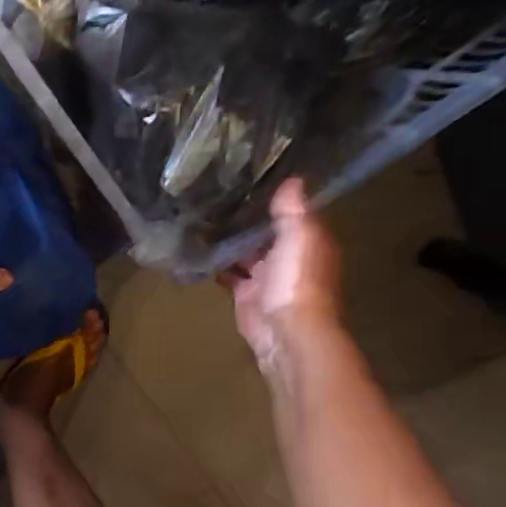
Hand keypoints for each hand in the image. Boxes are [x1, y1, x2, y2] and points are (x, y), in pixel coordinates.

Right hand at [220, 180, 340, 368]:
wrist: (286, 332)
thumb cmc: (297, 281)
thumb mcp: (300, 237)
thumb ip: (293, 210)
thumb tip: (292, 179)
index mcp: (307, 240)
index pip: (292, 211)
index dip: (275, 195)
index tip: (250, 174)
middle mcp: (288, 256)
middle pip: (266, 231)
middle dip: (247, 217)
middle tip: (217, 192)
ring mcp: (265, 276)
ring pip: (245, 252)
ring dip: (229, 240)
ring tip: (202, 216)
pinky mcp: (245, 294)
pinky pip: (229, 274)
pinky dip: (217, 265)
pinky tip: (198, 249)